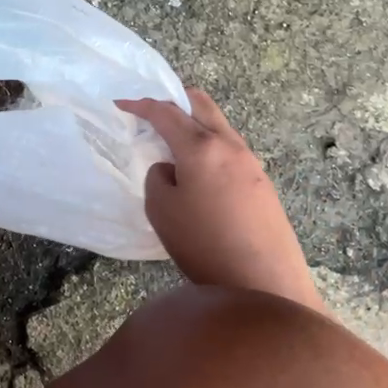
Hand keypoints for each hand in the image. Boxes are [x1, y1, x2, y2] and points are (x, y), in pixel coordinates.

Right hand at [116, 89, 321, 310]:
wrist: (267, 286)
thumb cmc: (204, 244)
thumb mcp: (161, 208)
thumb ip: (159, 176)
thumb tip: (173, 169)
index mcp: (200, 147)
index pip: (165, 112)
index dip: (139, 105)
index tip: (120, 104)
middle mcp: (229, 146)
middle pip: (201, 104)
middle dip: (173, 100)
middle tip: (151, 112)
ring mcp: (252, 164)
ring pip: (218, 125)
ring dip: (193, 124)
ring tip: (173, 143)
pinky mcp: (263, 185)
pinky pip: (230, 149)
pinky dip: (208, 146)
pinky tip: (198, 171)